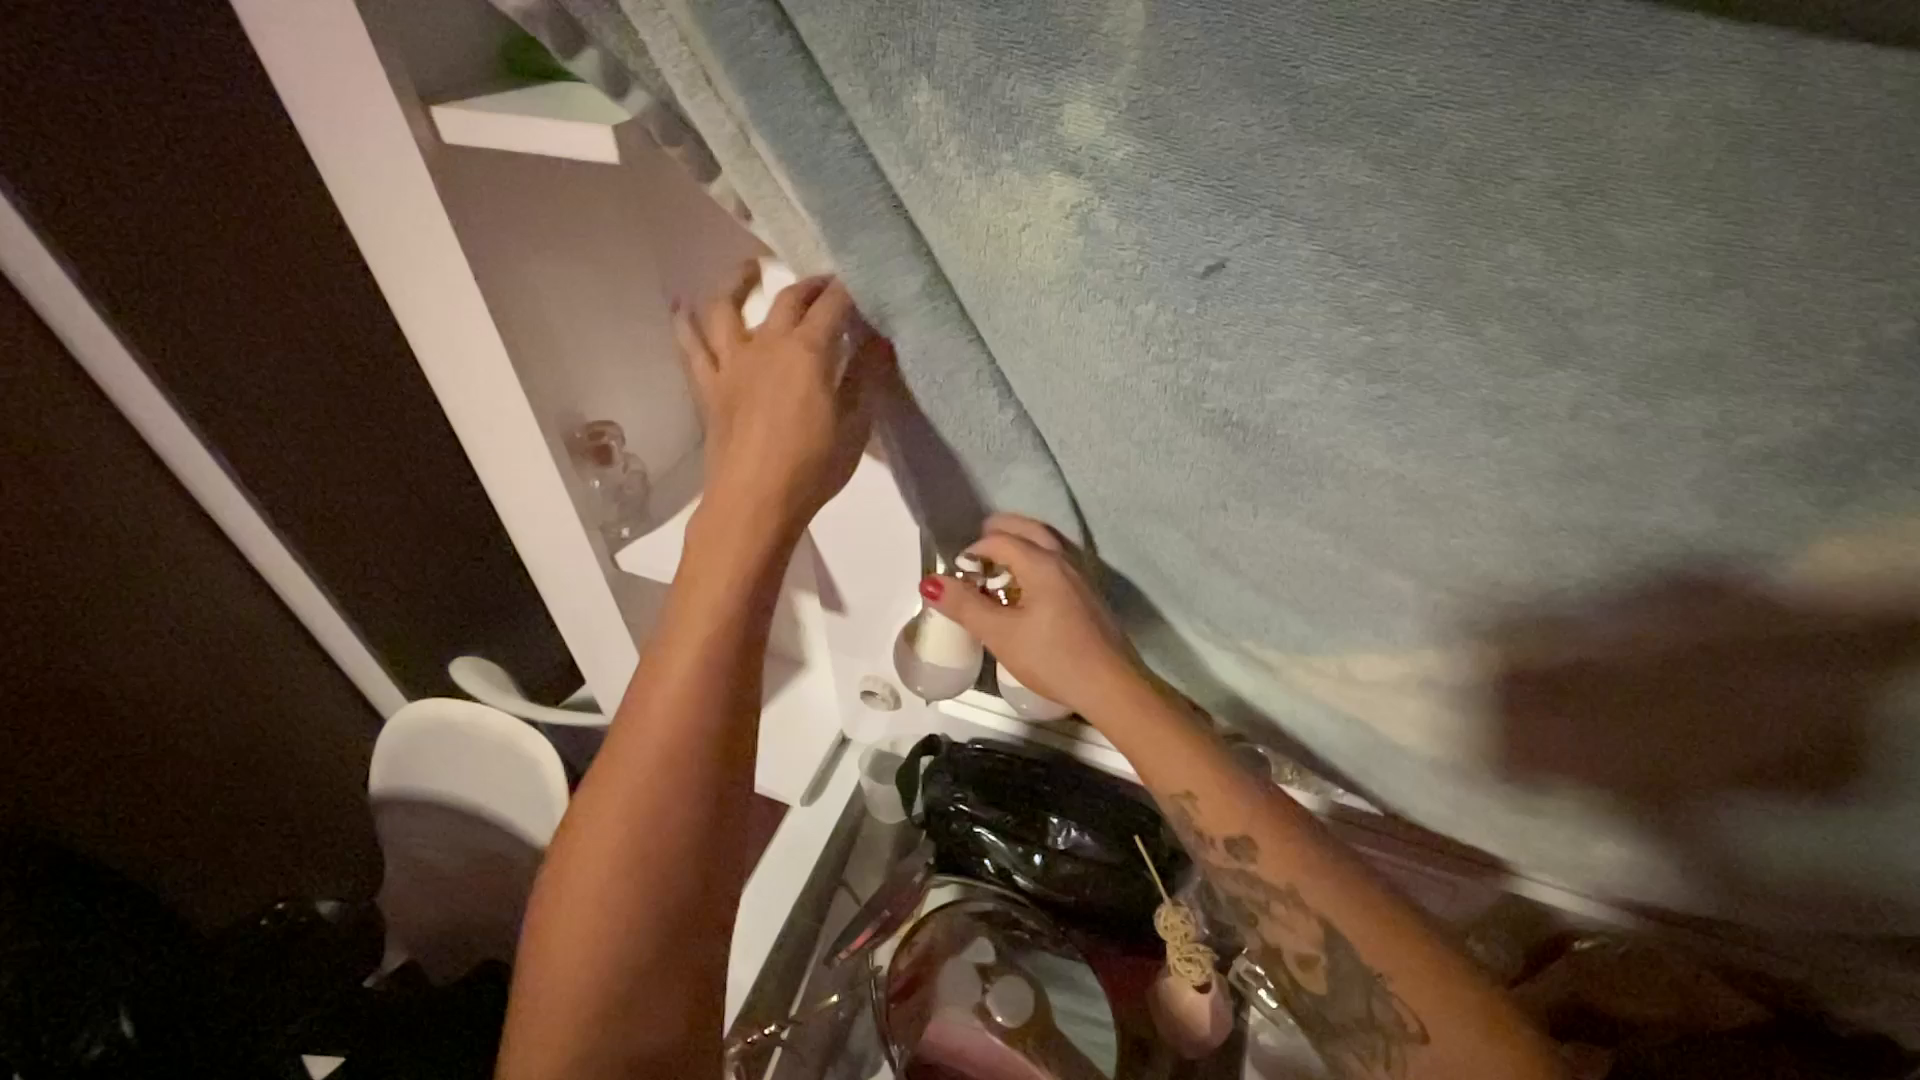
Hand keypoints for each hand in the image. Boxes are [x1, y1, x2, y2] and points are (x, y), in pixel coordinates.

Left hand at [673, 263, 888, 543]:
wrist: (754, 502)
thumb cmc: (813, 467)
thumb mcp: (855, 424)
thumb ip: (868, 376)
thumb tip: (883, 338)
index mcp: (808, 351)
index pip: (834, 305)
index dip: (850, 290)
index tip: (864, 285)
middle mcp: (766, 344)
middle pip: (788, 299)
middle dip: (810, 285)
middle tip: (825, 284)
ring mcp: (732, 363)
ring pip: (726, 308)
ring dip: (738, 282)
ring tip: (750, 269)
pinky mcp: (709, 387)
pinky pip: (691, 347)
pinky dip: (685, 323)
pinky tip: (681, 306)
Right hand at [919, 513, 1149, 718]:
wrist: (1110, 685)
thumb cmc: (1053, 658)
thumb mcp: (1000, 634)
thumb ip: (964, 606)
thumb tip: (930, 582)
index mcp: (1041, 563)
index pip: (999, 540)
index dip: (973, 551)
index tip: (957, 574)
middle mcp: (1063, 560)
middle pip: (1028, 529)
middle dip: (999, 533)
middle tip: (976, 548)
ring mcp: (1081, 576)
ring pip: (1047, 543)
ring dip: (1020, 544)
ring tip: (999, 565)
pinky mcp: (1089, 595)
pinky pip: (1058, 562)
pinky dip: (1036, 560)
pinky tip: (1028, 589)